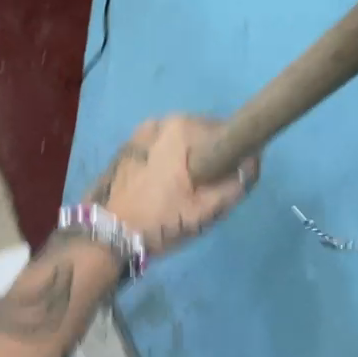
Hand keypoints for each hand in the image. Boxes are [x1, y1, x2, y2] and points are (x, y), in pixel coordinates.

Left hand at [83, 116, 259, 255]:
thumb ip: (236, 184)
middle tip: (204, 195)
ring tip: (181, 196)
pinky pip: (159, 151)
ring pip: (178, 144)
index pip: (226, 132)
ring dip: (186, 163)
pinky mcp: (125, 148)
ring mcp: (139, 133)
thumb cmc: (159, 220)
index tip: (228, 181)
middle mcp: (160, 121)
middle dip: (209, 160)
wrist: (105, 235)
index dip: (234, 157)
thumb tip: (252, 163)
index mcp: (182, 128)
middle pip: (201, 136)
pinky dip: (166, 165)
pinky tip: (160, 192)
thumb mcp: (206, 210)